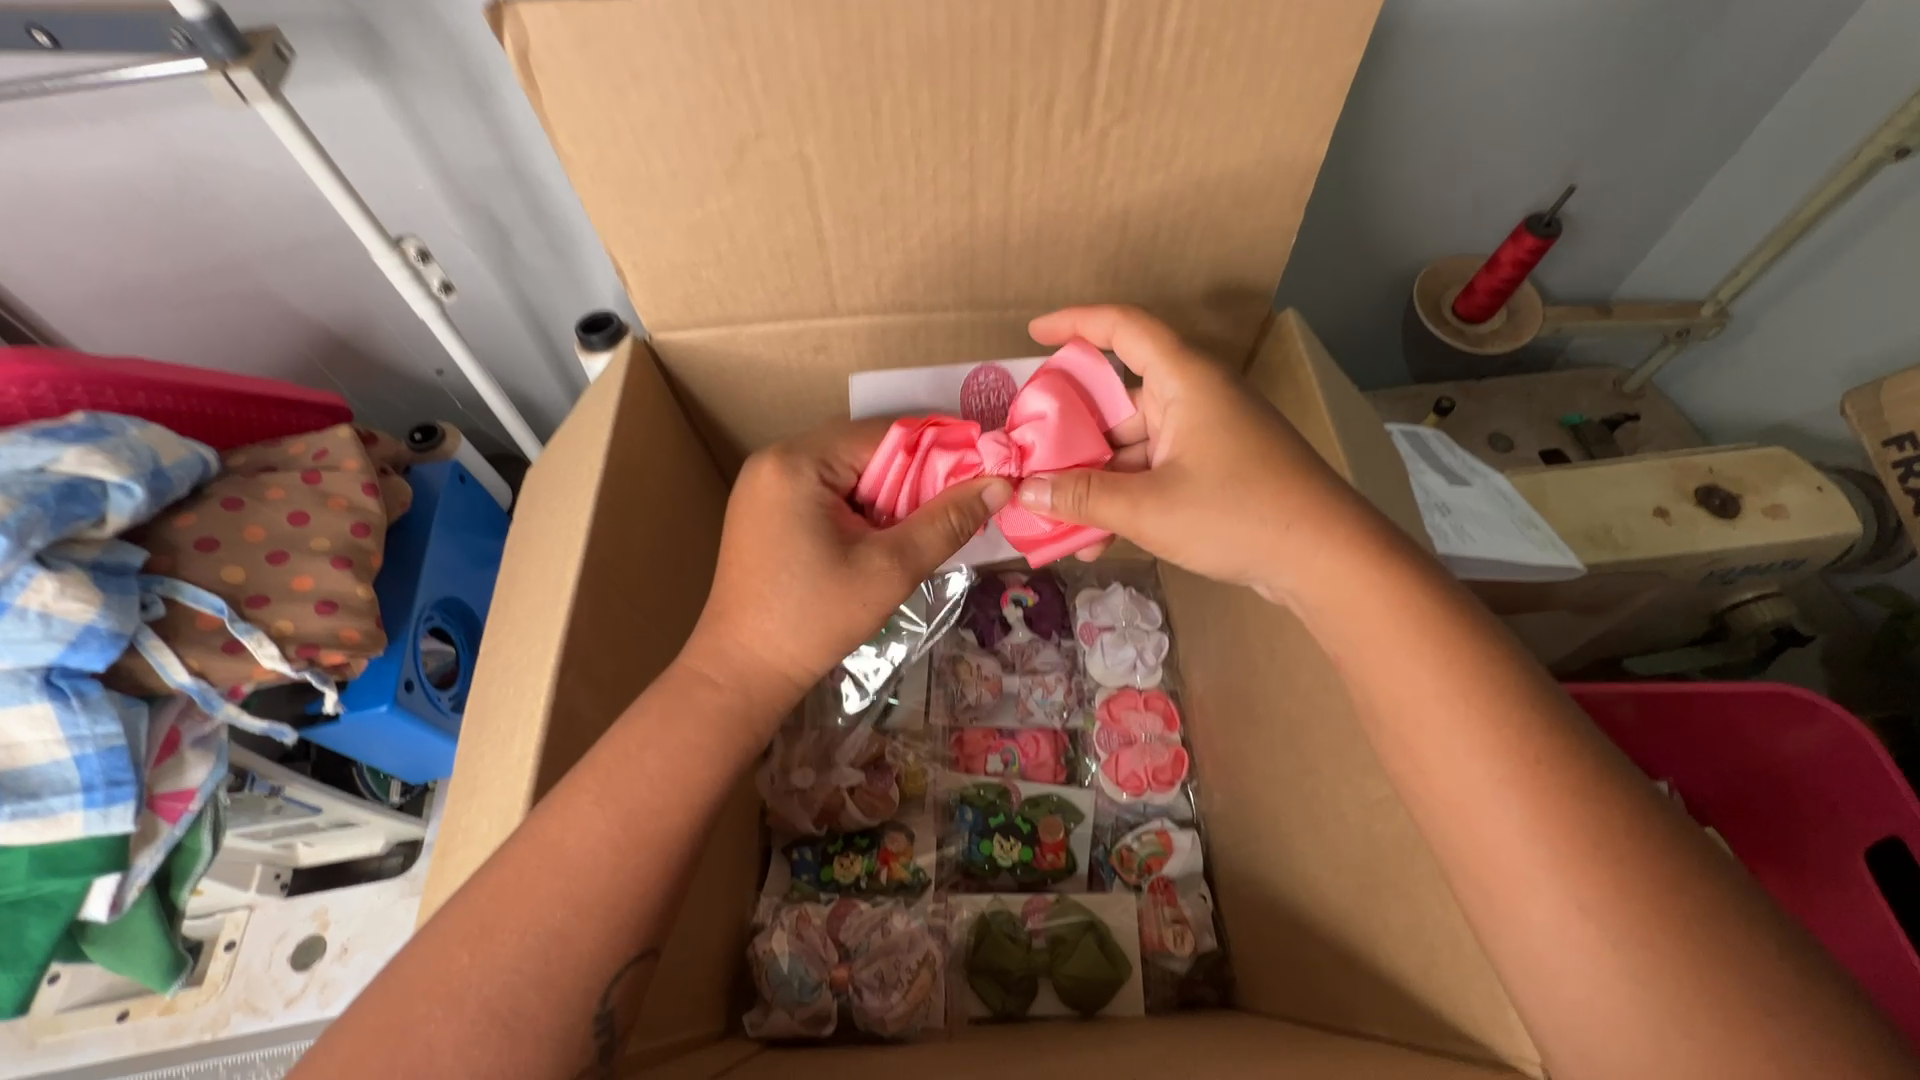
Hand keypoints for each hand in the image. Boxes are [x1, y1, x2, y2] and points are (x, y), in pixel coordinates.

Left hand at [681, 420, 1011, 724]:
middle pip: (864, 448)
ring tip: (920, 527)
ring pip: (848, 470)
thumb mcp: (891, 569)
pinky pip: (826, 490)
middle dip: (913, 476)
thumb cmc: (816, 619)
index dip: (939, 451)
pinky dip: (860, 506)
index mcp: (798, 462)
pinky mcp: (765, 509)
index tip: (979, 475)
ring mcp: (765, 484)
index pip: (885, 433)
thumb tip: (999, 484)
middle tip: (953, 507)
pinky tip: (881, 537)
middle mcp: (776, 459)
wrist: (744, 670)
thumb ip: (947, 521)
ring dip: (888, 493)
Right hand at [1016, 305, 1379, 599]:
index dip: (1075, 323)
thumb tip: (1023, 492)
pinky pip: (1154, 471)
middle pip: (1118, 400)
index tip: (1033, 333)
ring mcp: (1207, 435)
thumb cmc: (1239, 515)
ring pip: (1133, 445)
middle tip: (1030, 461)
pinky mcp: (1216, 469)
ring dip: (1096, 480)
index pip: (1124, 328)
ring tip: (1054, 518)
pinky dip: (1125, 496)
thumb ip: (1080, 497)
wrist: (1327, 559)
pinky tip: (1096, 539)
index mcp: (1184, 380)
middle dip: (1072, 435)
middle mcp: (1195, 397)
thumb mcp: (1147, 508)